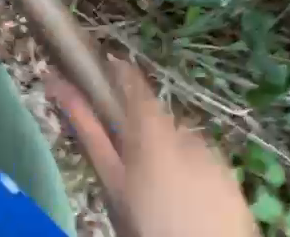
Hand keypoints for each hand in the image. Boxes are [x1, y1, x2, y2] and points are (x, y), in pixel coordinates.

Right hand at [52, 60, 258, 236]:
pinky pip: (206, 162)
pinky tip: (186, 196)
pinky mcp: (234, 180)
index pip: (134, 84)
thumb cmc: (147, 222)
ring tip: (159, 185)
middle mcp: (186, 134)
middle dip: (142, 129)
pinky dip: (194, 170)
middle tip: (130, 157)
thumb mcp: (111, 180)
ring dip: (169, 151)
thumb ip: (87, 129)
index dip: (120, 72)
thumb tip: (55, 83)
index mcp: (151, 131)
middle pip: (157, 117)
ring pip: (182, 141)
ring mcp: (215, 157)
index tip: (105, 68)